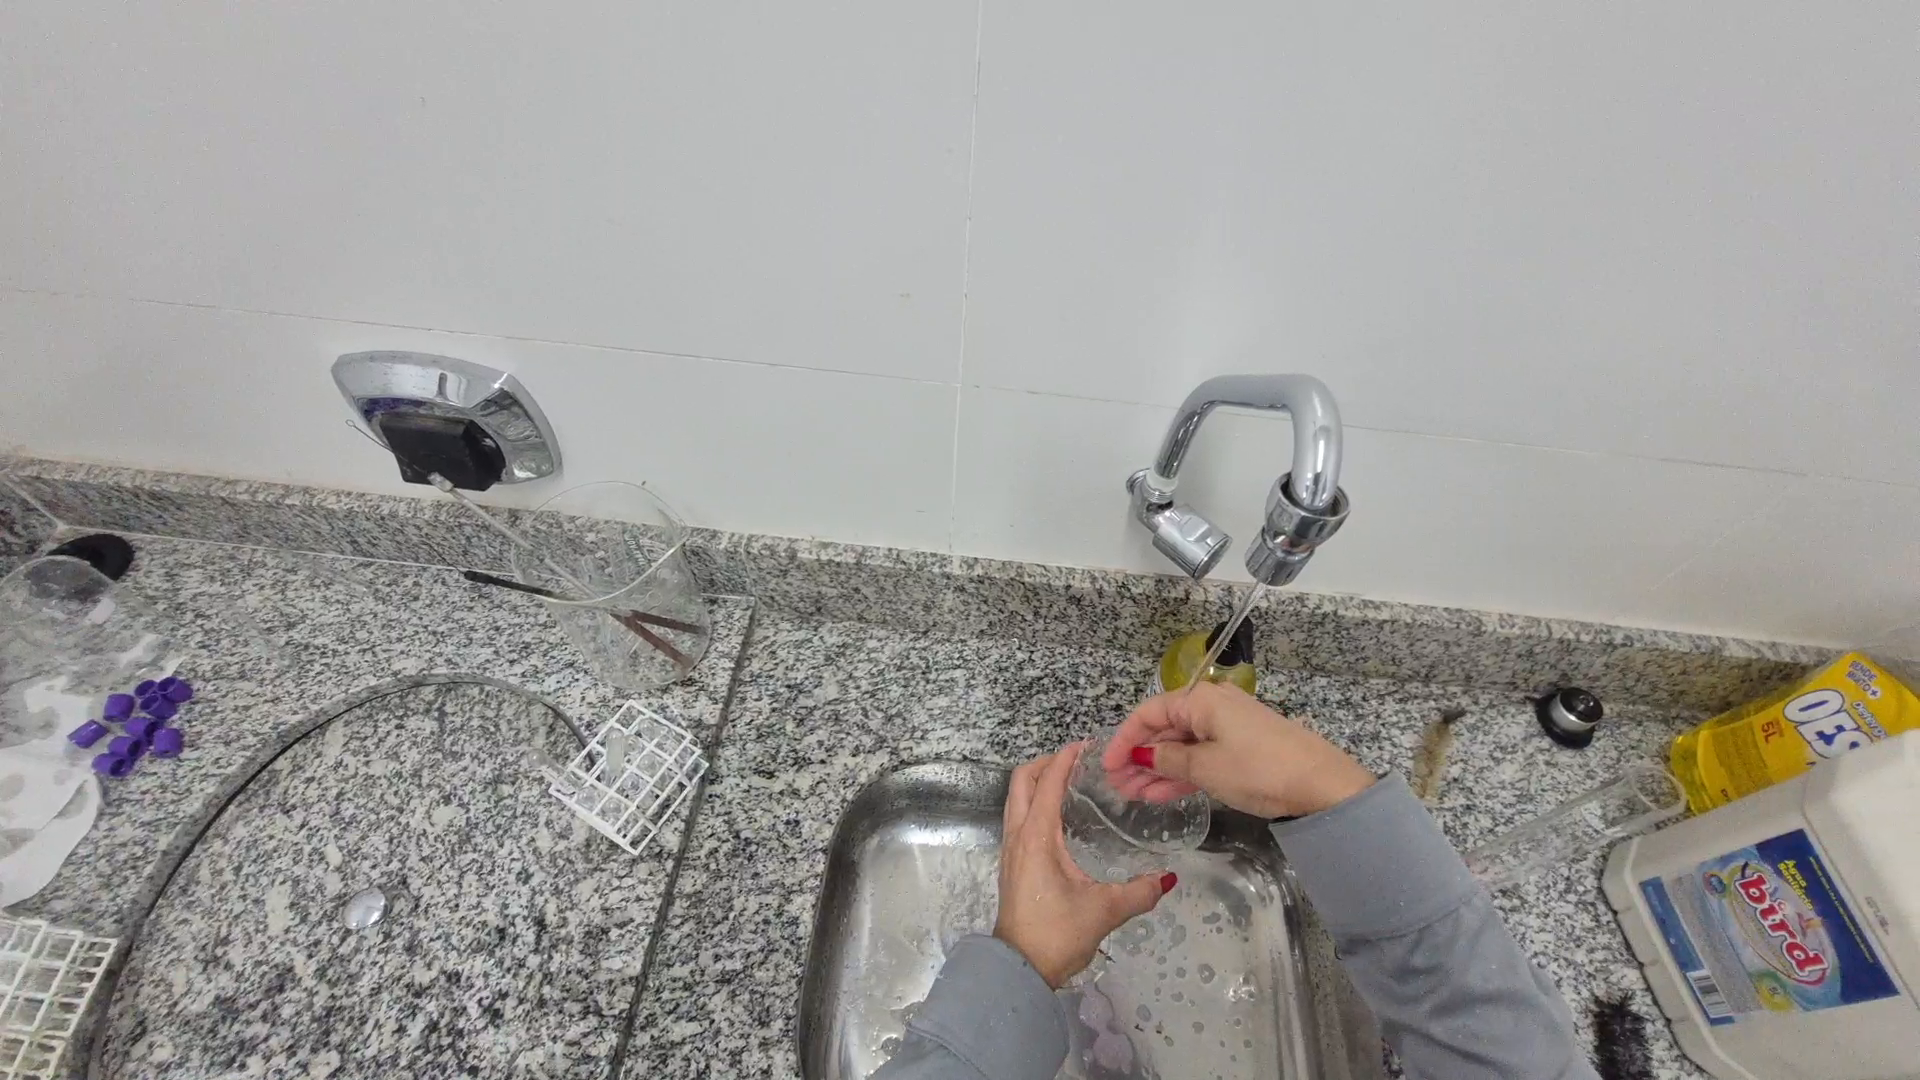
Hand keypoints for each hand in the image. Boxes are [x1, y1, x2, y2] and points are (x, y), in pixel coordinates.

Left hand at [993, 744, 1172, 987]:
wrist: (1019, 970)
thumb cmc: (1056, 934)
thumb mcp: (1104, 911)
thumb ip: (1139, 892)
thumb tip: (1168, 878)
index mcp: (1037, 836)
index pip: (1048, 782)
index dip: (1065, 758)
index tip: (1085, 746)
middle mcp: (1018, 834)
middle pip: (1022, 780)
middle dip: (1046, 763)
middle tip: (1076, 761)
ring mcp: (1010, 847)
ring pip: (1016, 797)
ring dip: (1037, 781)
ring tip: (1068, 782)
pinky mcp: (1011, 861)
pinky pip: (1018, 815)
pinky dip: (1034, 801)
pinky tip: (1059, 816)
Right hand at [1102, 681, 1373, 818]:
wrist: (1324, 788)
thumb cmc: (1259, 769)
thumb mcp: (1205, 767)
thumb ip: (1167, 760)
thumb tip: (1143, 756)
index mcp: (1199, 700)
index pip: (1148, 714)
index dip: (1124, 739)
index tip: (1107, 765)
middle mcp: (1211, 707)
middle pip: (1164, 730)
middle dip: (1138, 758)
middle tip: (1116, 786)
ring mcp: (1227, 728)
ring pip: (1181, 746)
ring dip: (1156, 770)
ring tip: (1133, 795)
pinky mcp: (1241, 748)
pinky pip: (1200, 756)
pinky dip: (1180, 774)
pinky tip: (1160, 794)